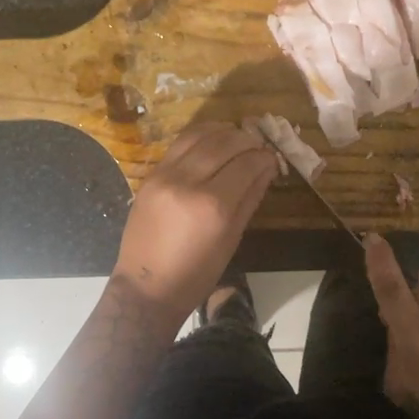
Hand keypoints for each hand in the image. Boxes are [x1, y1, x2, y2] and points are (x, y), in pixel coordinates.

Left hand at [112, 123, 277, 325]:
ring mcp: (165, 176)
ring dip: (222, 131)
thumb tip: (267, 169)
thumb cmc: (195, 275)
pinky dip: (199, 137)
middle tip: (258, 146)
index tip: (272, 159)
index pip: (246, 164)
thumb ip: (249, 199)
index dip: (264, 158)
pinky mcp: (150, 176)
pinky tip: (211, 142)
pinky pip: (179, 145)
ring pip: (199, 136)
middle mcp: (188, 183)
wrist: (146, 287)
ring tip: (236, 138)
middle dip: (247, 140)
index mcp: (213, 206)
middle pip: (224, 143)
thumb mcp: (231, 241)